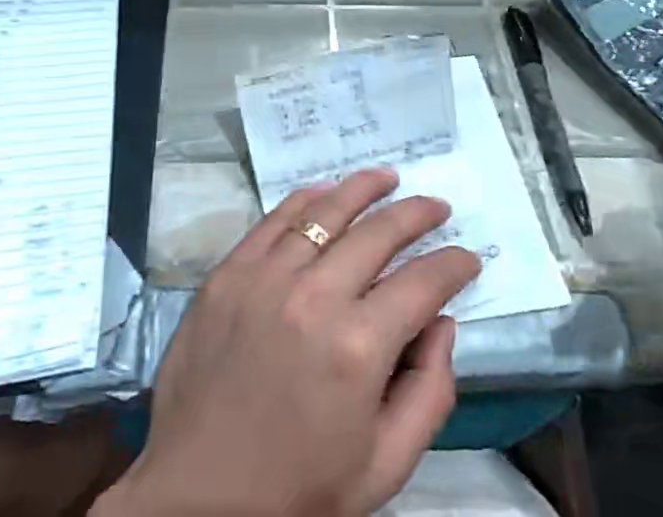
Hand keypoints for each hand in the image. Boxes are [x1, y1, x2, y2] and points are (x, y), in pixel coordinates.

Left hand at [93, 169, 480, 516]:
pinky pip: (273, 221)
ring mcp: (264, 280)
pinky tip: (325, 192)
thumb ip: (432, 390)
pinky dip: (305, 199)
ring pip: (326, 211)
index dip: (455, 264)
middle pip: (381, 232)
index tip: (467, 258)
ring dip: (364, 188)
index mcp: (359, 347)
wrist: (195, 502)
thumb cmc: (299, 488)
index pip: (424, 282)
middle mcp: (314, 298)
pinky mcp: (226, 276)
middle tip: (438, 207)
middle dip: (419, 214)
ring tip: (388, 177)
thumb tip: (442, 322)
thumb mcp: (386, 463)